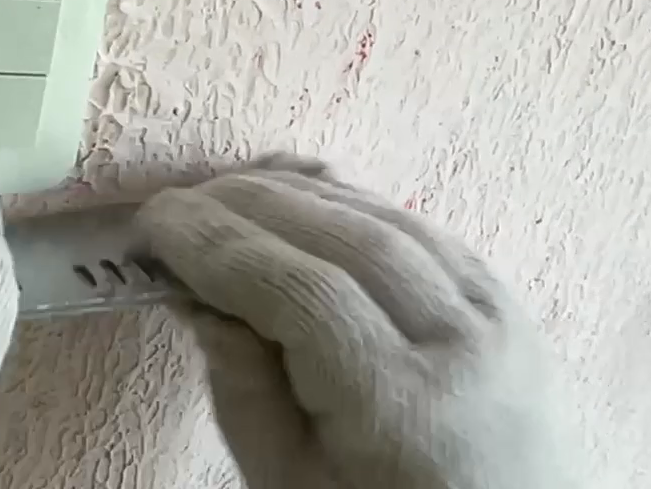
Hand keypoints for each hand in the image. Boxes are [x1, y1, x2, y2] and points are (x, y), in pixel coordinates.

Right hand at [138, 159, 567, 488]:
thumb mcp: (288, 481)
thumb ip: (238, 380)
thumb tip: (191, 288)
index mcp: (408, 411)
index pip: (300, 294)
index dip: (216, 246)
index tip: (154, 223)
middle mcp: (462, 345)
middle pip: (335, 237)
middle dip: (238, 205)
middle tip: (173, 203)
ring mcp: (493, 309)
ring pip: (370, 214)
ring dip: (283, 190)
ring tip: (217, 193)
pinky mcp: (497, 290)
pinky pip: (402, 219)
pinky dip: (336, 197)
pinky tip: (288, 191)